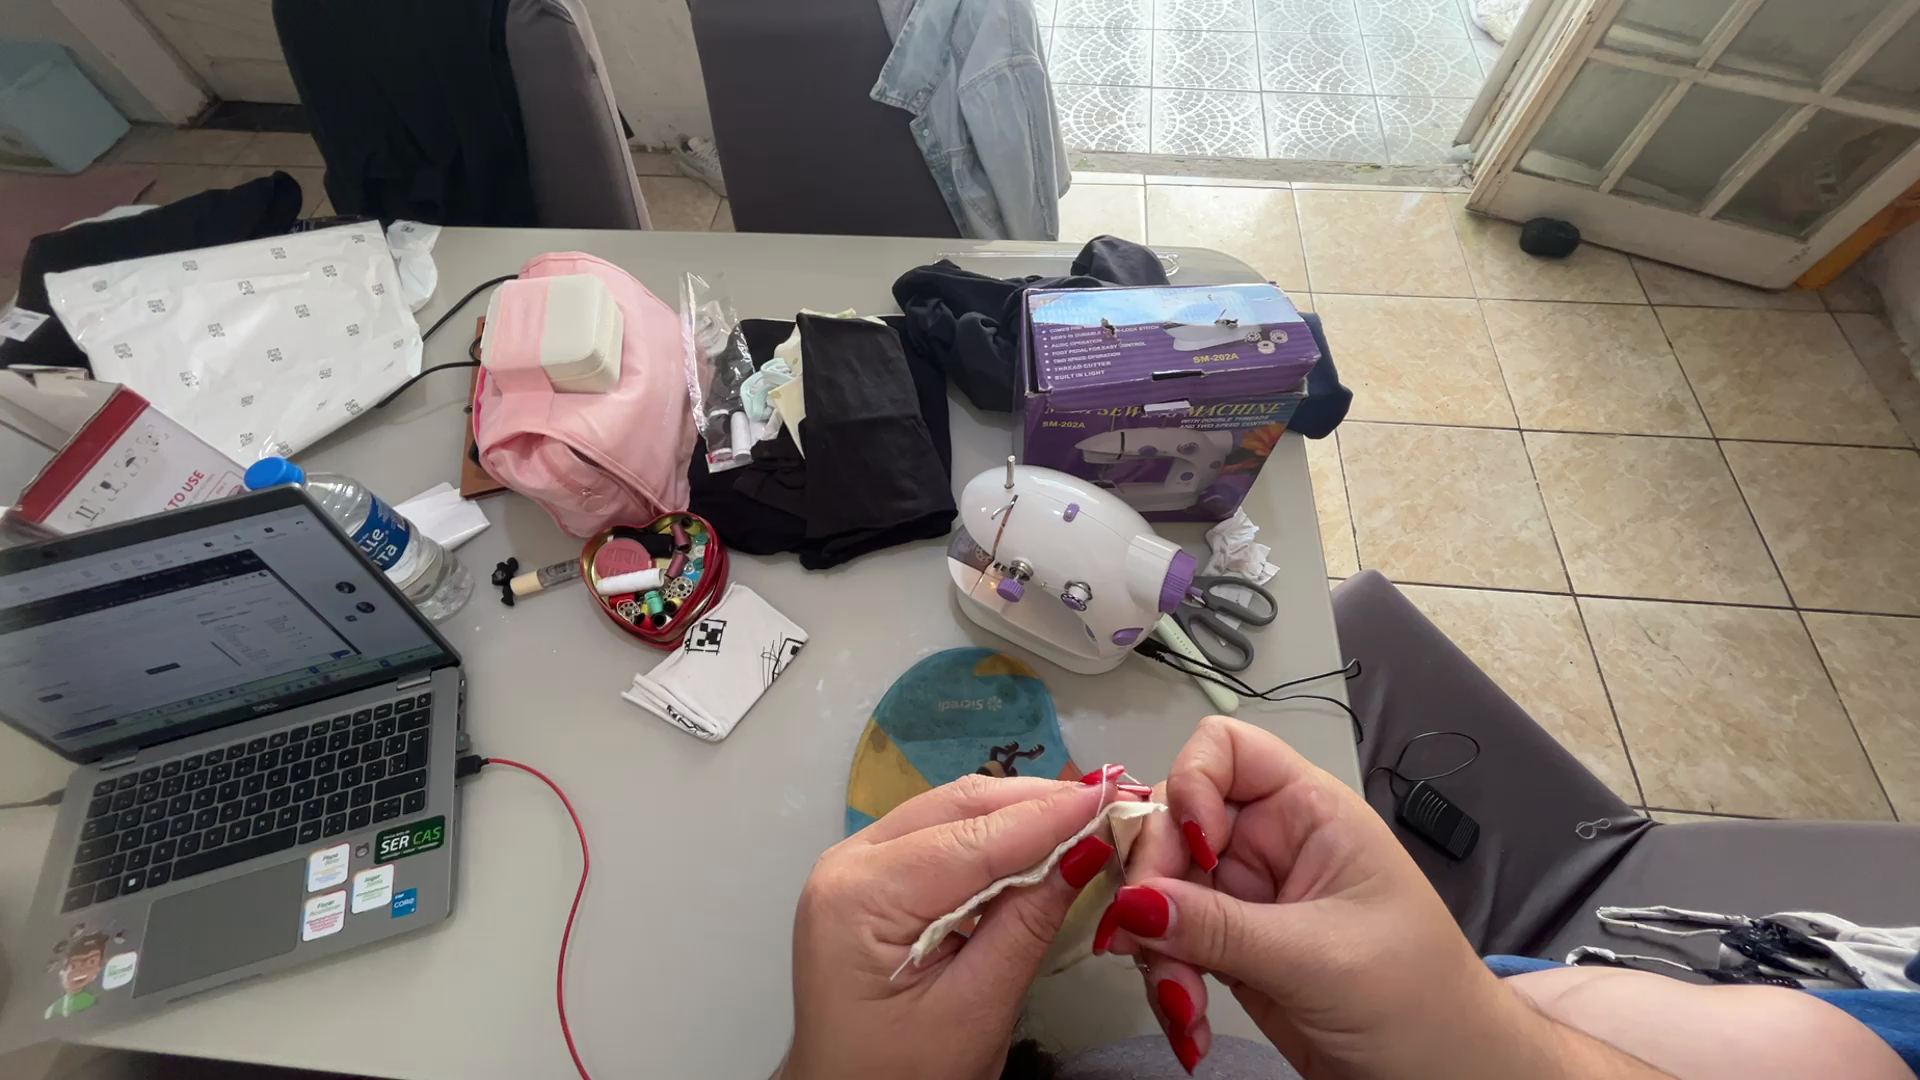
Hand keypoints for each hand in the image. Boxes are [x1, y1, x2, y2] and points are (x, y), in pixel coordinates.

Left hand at [780, 770, 1131, 1079]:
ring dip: (1015, 810)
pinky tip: (1030, 836)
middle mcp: (847, 859)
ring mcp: (853, 860)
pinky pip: (938, 830)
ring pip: (949, 810)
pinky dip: (990, 830)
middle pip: (956, 808)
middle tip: (1102, 797)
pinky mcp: (869, 869)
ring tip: (1077, 812)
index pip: (970, 839)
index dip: (1044, 814)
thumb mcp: (975, 1013)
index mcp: (859, 897)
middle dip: (1033, 801)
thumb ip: (1028, 923)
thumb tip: (1087, 850)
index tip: (1106, 793)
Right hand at [1102, 717, 1612, 1079]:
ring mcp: (1238, 889)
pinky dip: (1163, 974)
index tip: (1197, 847)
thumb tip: (1129, 904)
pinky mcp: (1222, 939)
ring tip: (1181, 1004)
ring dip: (1153, 943)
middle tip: (1143, 940)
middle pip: (1172, 820)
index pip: (1224, 748)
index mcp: (1304, 808)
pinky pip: (1165, 935)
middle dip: (1153, 881)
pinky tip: (1189, 1021)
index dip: (1193, 781)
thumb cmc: (1420, 1005)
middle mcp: (1262, 836)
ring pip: (1157, 882)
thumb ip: (1219, 928)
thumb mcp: (1319, 958)